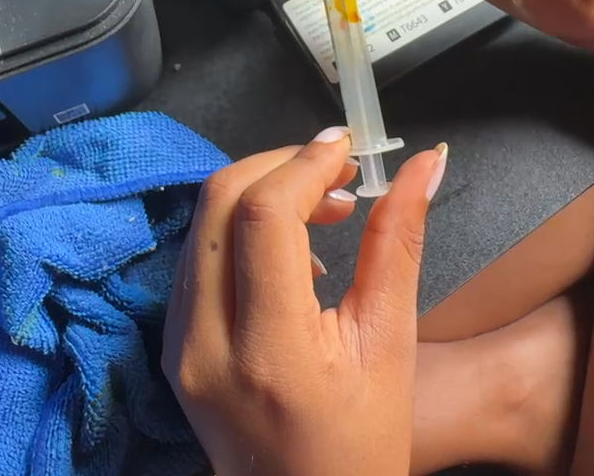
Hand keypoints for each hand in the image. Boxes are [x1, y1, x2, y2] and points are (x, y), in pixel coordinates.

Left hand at [163, 130, 446, 475]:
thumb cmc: (361, 444)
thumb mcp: (391, 346)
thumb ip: (400, 244)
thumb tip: (425, 162)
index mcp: (270, 352)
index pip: (265, 218)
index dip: (305, 166)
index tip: (345, 149)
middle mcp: (203, 341)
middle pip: (220, 201)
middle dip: (279, 165)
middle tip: (337, 172)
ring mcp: (175, 340)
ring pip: (204, 219)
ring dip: (261, 190)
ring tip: (324, 205)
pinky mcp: (168, 337)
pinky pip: (198, 250)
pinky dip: (241, 224)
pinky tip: (288, 243)